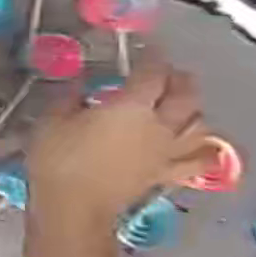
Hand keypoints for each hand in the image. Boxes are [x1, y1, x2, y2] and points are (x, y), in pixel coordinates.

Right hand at [27, 58, 213, 227]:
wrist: (73, 205)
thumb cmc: (57, 159)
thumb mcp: (50, 123)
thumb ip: (69, 101)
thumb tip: (81, 87)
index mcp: (130, 106)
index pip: (151, 74)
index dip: (151, 59)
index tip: (147, 51)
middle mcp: (160, 123)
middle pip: (185, 95)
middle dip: (180, 80)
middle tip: (170, 74)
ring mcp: (168, 150)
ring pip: (199, 123)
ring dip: (194, 110)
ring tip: (184, 105)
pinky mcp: (168, 173)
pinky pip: (199, 159)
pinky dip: (205, 149)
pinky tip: (203, 145)